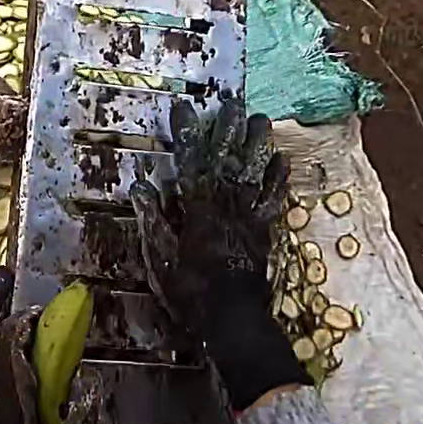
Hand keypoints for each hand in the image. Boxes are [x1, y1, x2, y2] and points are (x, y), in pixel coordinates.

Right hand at [130, 95, 305, 410]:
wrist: (233, 320)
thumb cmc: (191, 291)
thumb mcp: (161, 260)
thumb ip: (153, 222)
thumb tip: (141, 186)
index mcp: (198, 211)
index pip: (191, 163)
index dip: (187, 134)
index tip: (183, 107)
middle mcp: (226, 208)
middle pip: (228, 162)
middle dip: (228, 131)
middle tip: (233, 103)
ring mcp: (248, 218)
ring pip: (254, 175)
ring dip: (257, 146)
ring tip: (262, 119)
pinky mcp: (262, 231)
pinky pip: (272, 200)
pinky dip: (277, 179)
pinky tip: (281, 161)